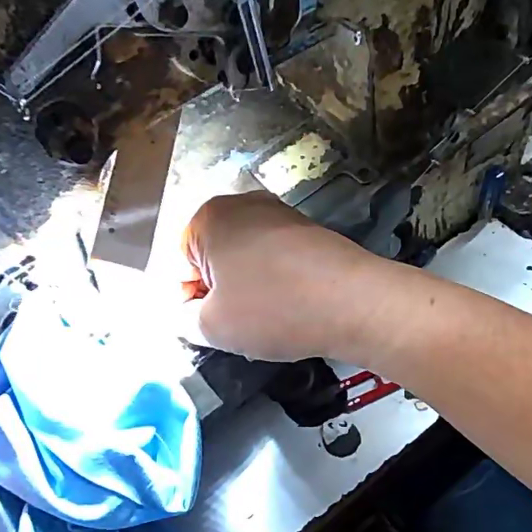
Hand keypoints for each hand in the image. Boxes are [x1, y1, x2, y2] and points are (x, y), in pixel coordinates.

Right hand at [179, 192, 399, 362]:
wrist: (354, 302)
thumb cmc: (272, 309)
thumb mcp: (211, 326)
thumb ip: (183, 319)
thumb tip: (187, 312)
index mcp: (208, 217)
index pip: (176, 266)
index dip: (186, 302)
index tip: (207, 324)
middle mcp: (242, 204)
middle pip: (211, 258)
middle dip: (216, 292)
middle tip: (235, 324)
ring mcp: (280, 214)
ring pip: (243, 261)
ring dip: (245, 290)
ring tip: (266, 318)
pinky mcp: (308, 232)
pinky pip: (274, 261)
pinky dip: (274, 284)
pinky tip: (290, 307)